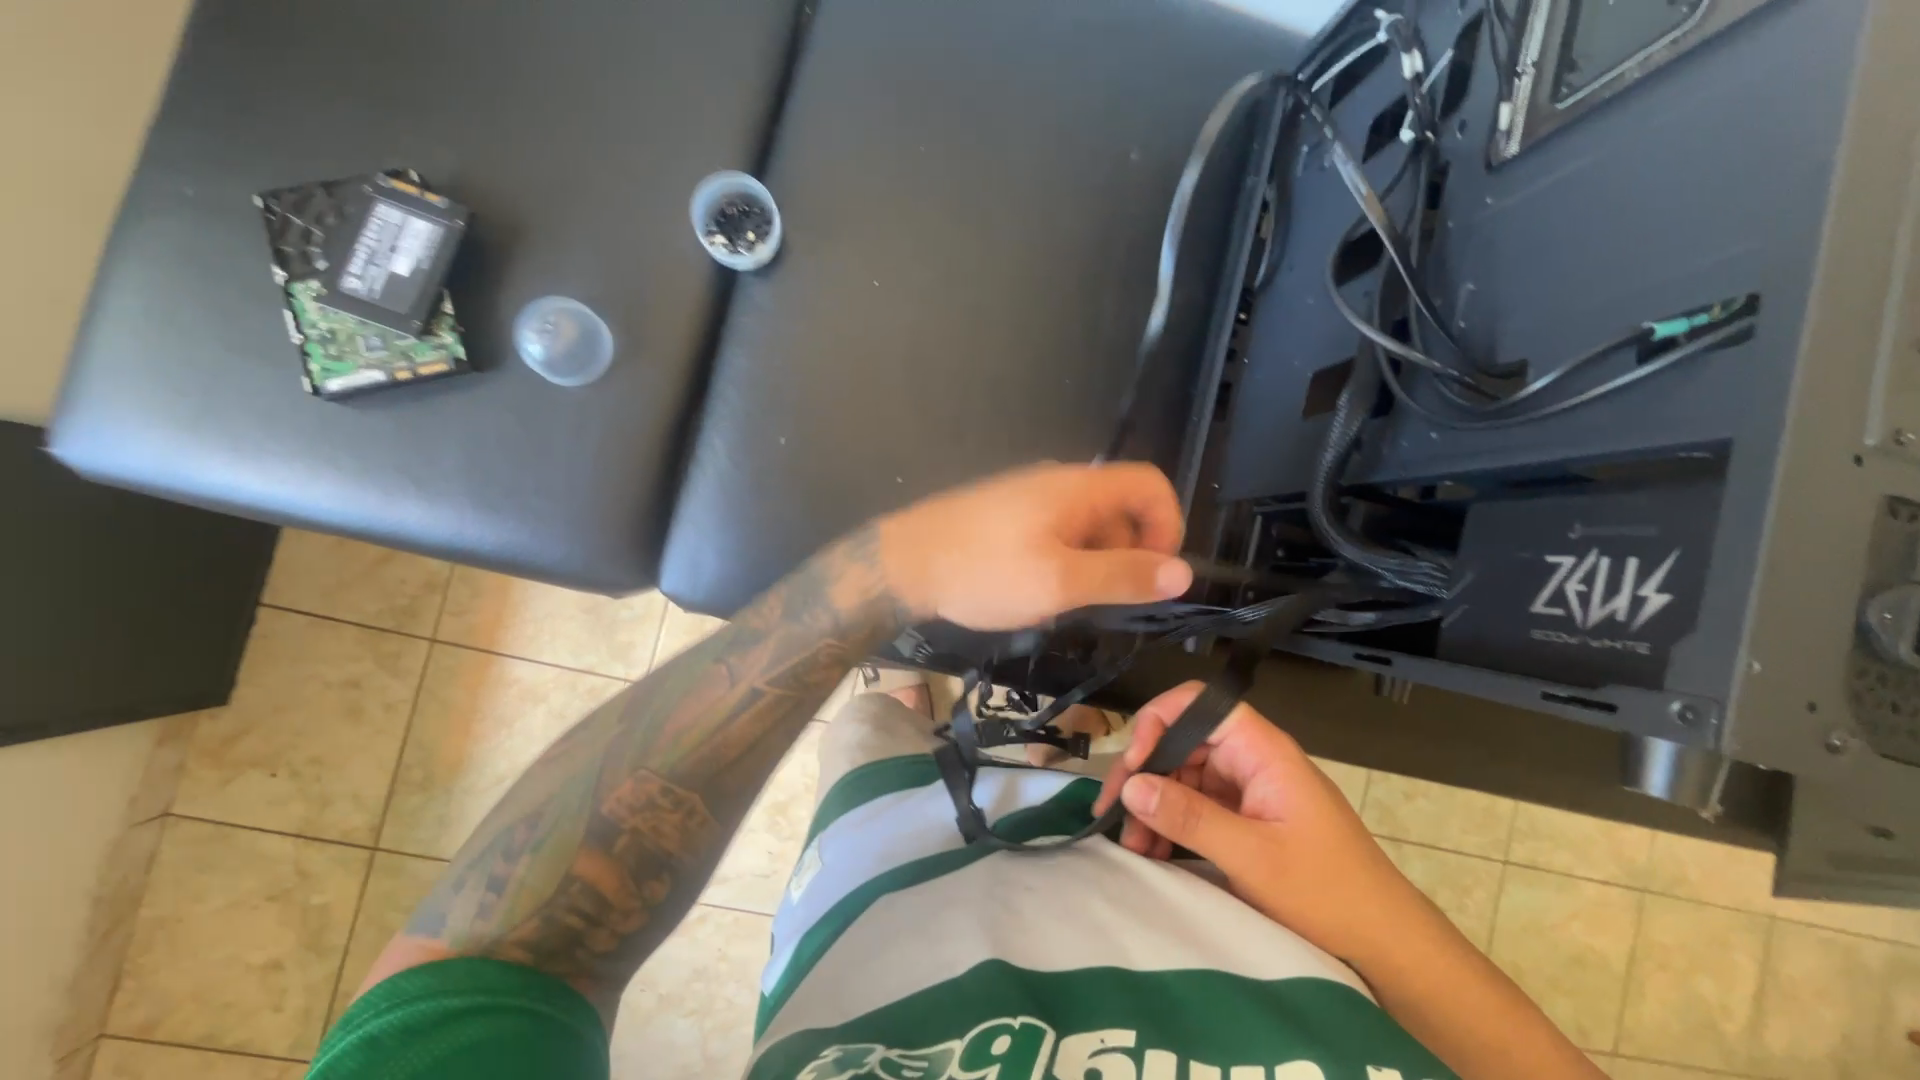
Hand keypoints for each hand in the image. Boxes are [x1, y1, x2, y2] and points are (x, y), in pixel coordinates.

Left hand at [876, 462, 1192, 630]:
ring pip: (1087, 527)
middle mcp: (1059, 482)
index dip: (1168, 526)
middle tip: (1103, 602)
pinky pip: (1056, 533)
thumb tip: (1183, 572)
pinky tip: (1035, 593)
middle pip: (1120, 509)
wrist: (902, 564)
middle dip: (1126, 555)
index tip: (1156, 576)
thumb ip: (1123, 577)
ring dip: (1092, 565)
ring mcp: (1030, 497)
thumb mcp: (1060, 583)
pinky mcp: (1007, 515)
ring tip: (1063, 604)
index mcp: (1079, 488)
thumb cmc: (983, 572)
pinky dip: (1063, 562)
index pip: (1150, 485)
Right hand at [1094, 682, 1429, 968]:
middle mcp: (1251, 760)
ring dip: (1152, 806)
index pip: (1198, 704)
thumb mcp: (1252, 856)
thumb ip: (1189, 816)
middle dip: (1145, 775)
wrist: (1382, 941)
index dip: (1158, 721)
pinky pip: (1195, 807)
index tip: (1134, 765)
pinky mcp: (1245, 818)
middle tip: (1111, 814)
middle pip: (1182, 742)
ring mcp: (1248, 790)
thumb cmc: (1325, 892)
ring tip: (1131, 846)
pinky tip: (1151, 852)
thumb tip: (1131, 784)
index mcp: (1262, 751)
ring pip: (1183, 777)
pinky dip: (1170, 826)